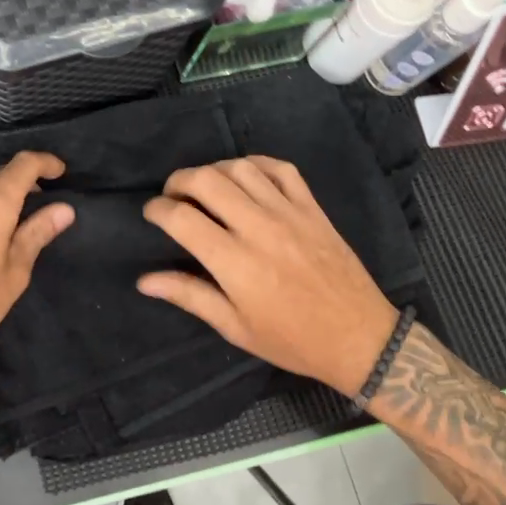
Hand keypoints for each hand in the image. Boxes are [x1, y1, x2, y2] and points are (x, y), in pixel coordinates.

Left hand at [0, 152, 74, 366]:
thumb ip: (37, 234)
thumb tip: (64, 209)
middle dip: (25, 179)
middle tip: (43, 202)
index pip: (24, 164)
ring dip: (0, 189)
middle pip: (1, 171)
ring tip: (15, 213)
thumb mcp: (14, 273)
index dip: (46, 162)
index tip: (61, 173)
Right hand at [137, 156, 397, 396]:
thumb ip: (189, 296)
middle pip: (206, 180)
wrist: (360, 338)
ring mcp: (289, 213)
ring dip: (213, 170)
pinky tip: (244, 176)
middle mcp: (259, 229)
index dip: (157, 210)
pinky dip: (255, 164)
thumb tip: (145, 280)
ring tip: (205, 187)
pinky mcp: (312, 208)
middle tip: (173, 196)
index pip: (182, 218)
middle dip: (178, 181)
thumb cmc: (292, 340)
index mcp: (235, 263)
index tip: (151, 214)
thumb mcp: (235, 328)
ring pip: (240, 168)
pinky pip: (280, 168)